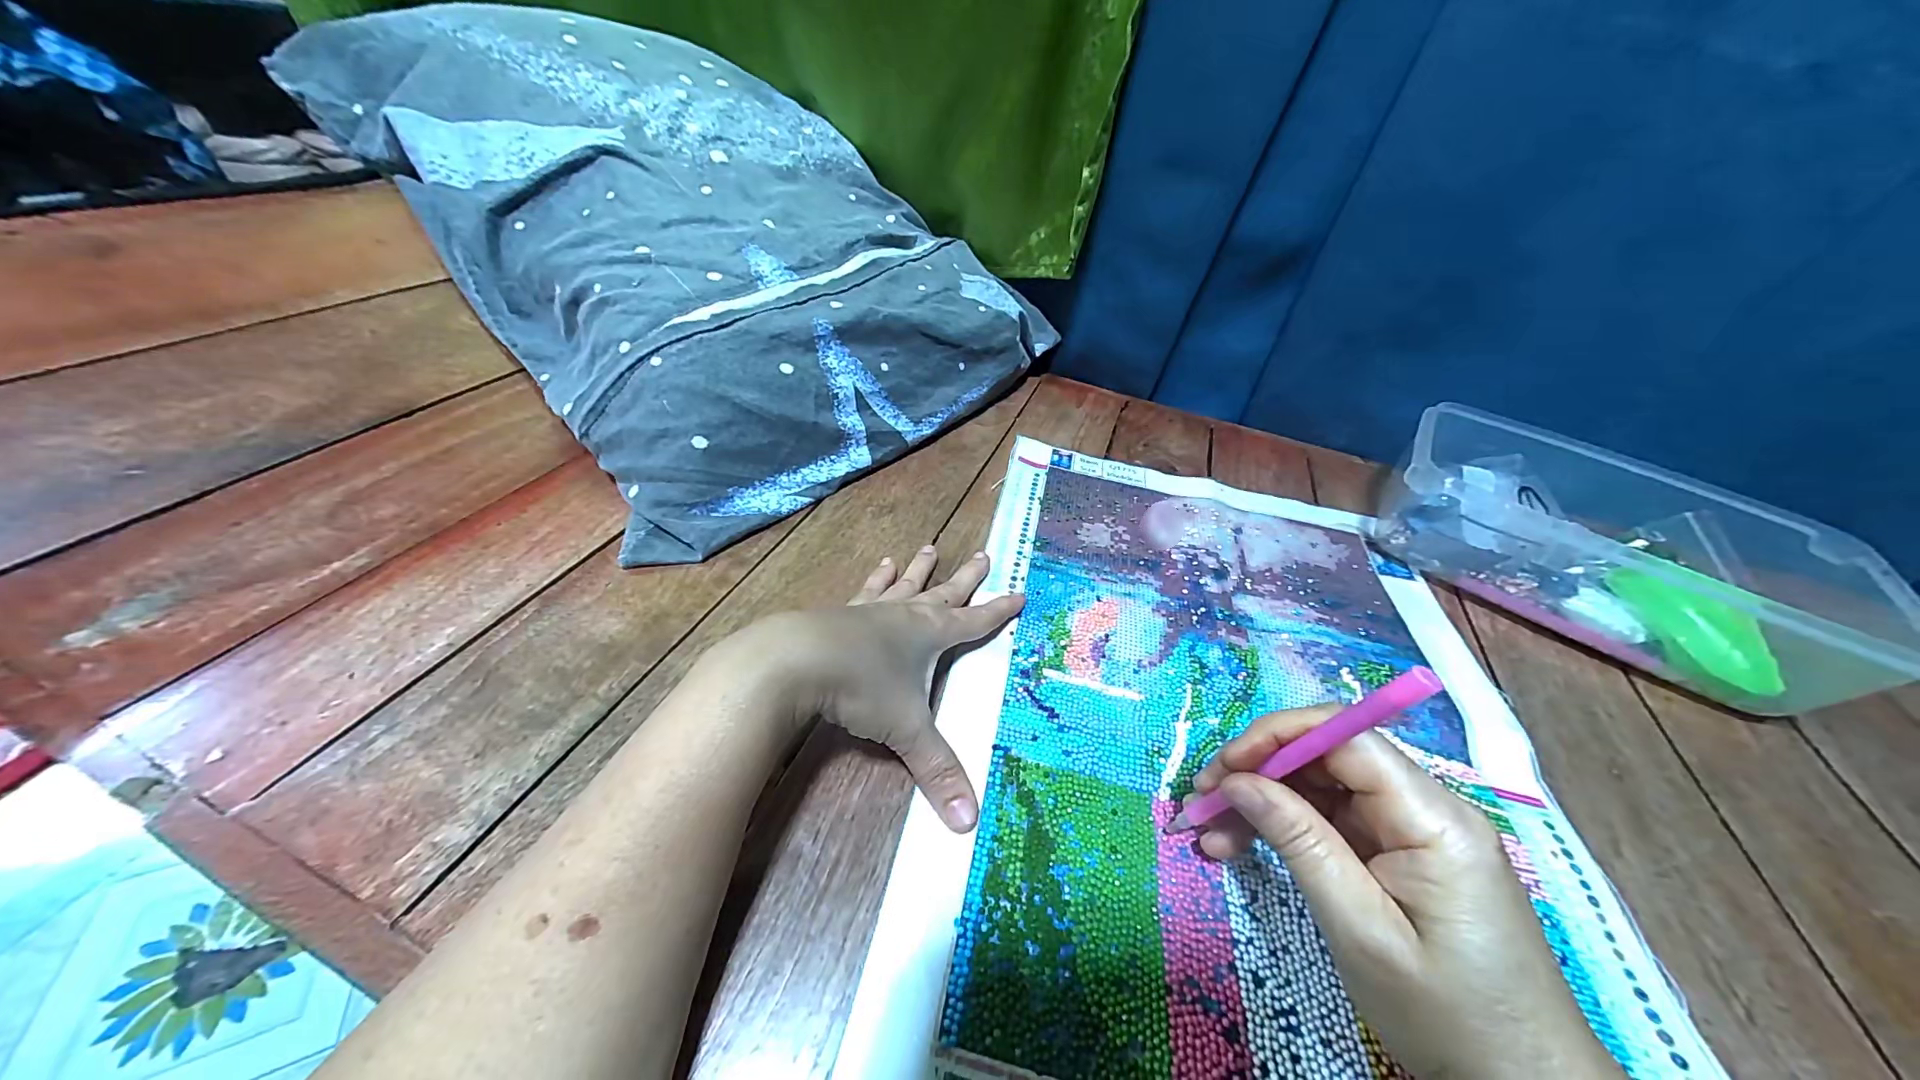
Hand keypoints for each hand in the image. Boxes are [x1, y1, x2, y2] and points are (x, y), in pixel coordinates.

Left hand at [731, 546, 1022, 832]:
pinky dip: (874, 580)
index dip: (999, 611)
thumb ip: (937, 771)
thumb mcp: (906, 730)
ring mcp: (871, 611)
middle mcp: (905, 616)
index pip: (975, 622)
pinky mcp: (840, 614)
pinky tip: (877, 568)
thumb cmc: (862, 689)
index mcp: (930, 635)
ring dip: (918, 569)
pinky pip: (865, 592)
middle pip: (944, 593)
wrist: (797, 661)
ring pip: (904, 586)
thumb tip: (968, 823)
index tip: (1019, 592)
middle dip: (967, 578)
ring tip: (928, 548)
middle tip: (984, 554)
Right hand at [1190, 708, 1621, 1079]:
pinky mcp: (1399, 853)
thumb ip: (1299, 842)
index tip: (1221, 769)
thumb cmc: (1447, 1015)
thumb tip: (1238, 781)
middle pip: (1326, 758)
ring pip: (1319, 788)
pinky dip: (1282, 829)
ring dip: (1260, 804)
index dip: (1275, 737)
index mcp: (1432, 818)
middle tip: (1201, 806)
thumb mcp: (1360, 929)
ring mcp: (1411, 830)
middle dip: (1257, 773)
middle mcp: (1425, 808)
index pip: (1344, 737)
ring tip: (1209, 836)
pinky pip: (1330, 821)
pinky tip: (1240, 847)